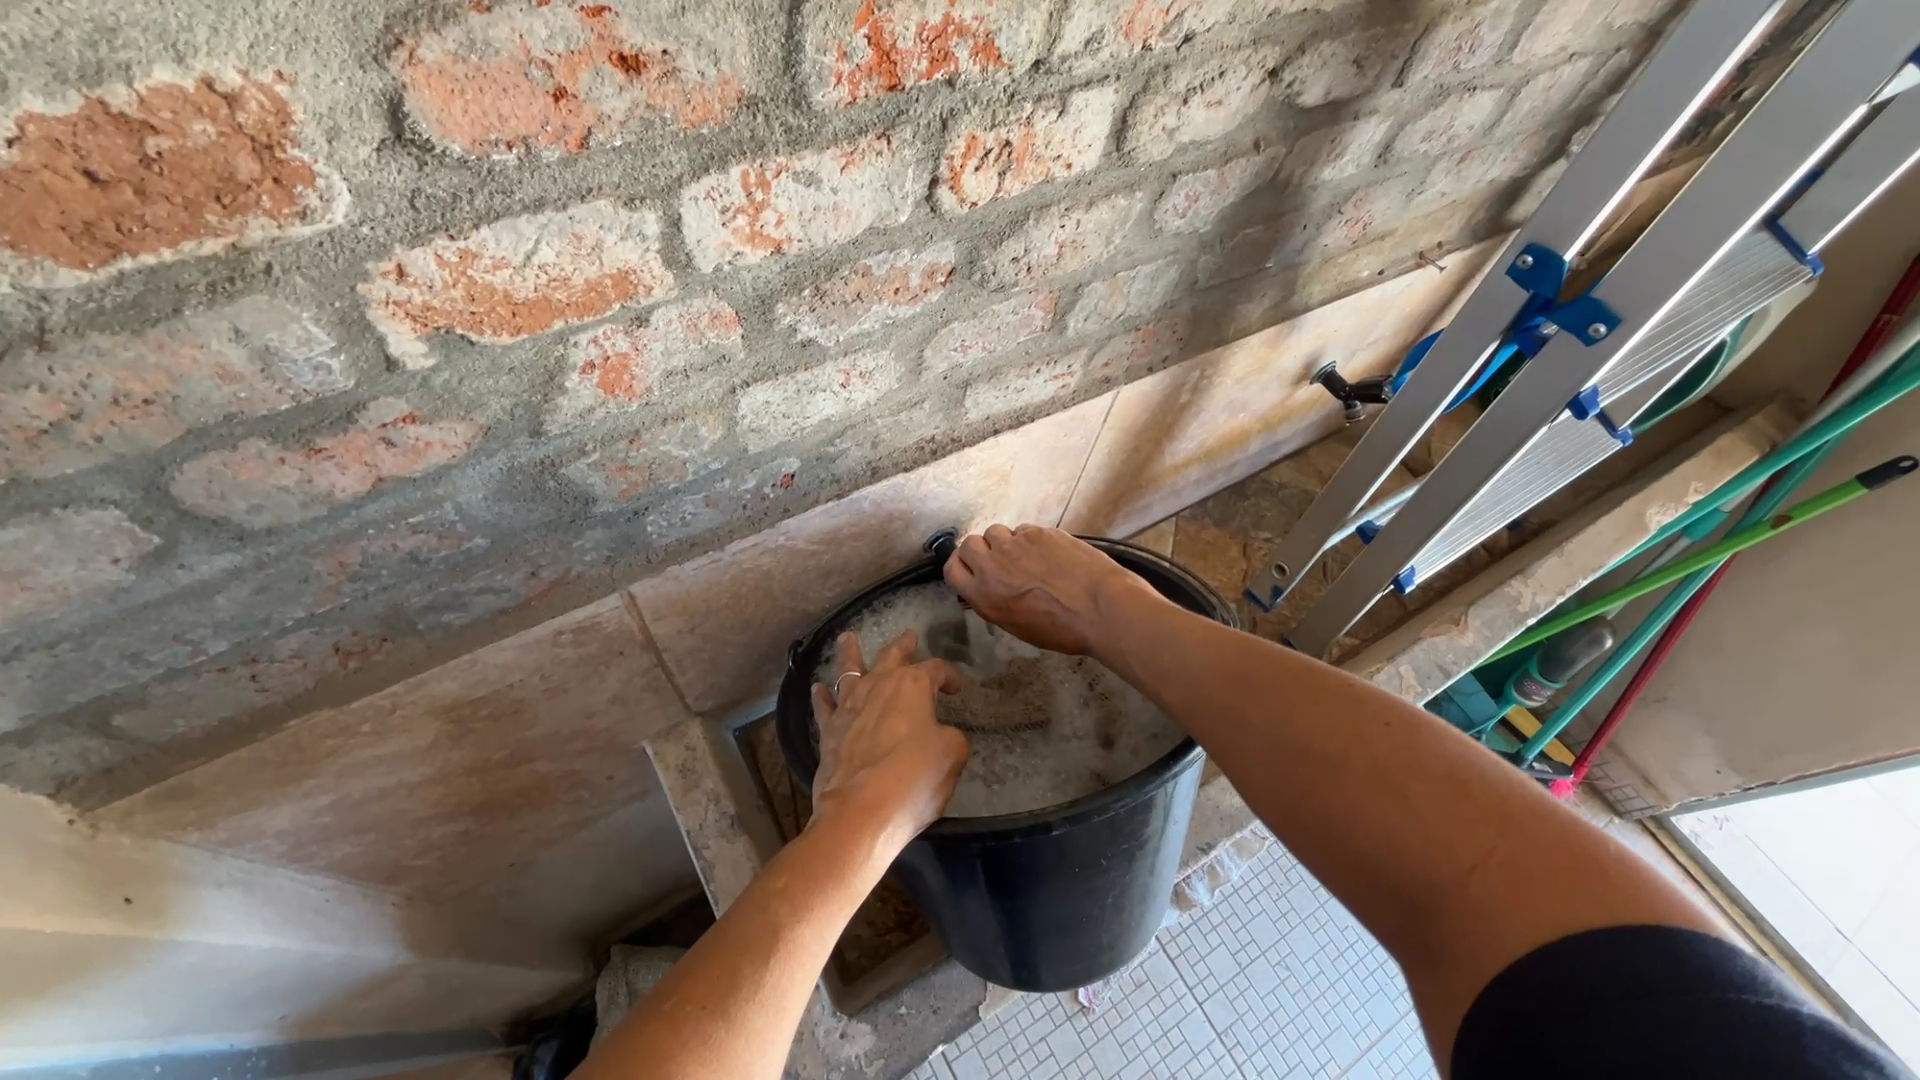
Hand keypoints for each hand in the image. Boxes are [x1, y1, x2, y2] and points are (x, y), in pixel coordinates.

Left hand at [810, 630, 968, 841]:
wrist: (860, 811)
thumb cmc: (912, 778)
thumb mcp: (951, 754)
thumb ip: (950, 737)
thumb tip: (940, 735)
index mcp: (912, 686)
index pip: (936, 670)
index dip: (949, 676)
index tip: (956, 687)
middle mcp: (878, 687)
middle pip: (891, 658)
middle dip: (902, 646)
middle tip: (908, 635)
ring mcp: (849, 708)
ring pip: (849, 671)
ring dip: (851, 654)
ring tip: (847, 638)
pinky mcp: (829, 732)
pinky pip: (824, 706)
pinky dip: (822, 696)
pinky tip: (818, 688)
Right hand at [941, 524, 1159, 654]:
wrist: (1100, 608)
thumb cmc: (1062, 628)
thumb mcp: (1017, 626)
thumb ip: (995, 603)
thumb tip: (988, 591)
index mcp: (984, 596)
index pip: (952, 569)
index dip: (961, 567)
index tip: (971, 569)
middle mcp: (993, 566)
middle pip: (969, 544)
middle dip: (980, 550)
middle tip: (998, 560)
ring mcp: (1015, 544)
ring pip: (996, 531)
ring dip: (1005, 542)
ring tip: (1025, 556)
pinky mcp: (1038, 532)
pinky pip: (1024, 530)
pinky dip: (1031, 539)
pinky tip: (1048, 553)